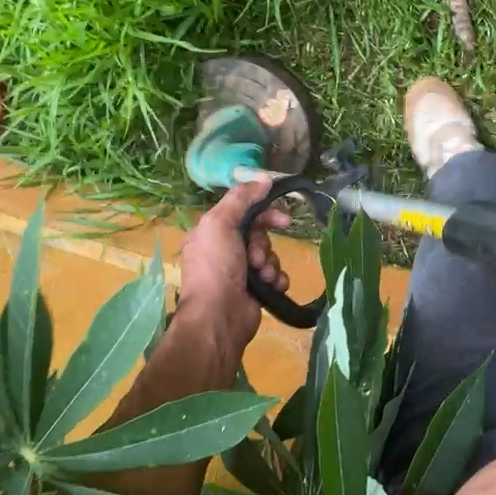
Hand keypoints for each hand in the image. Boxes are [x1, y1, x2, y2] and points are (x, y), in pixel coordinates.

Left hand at [176, 177, 291, 353]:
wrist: (218, 317)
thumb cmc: (216, 268)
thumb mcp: (220, 223)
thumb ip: (241, 198)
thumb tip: (263, 177)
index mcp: (211, 233)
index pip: (243, 213)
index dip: (264, 212)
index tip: (284, 218)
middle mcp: (224, 250)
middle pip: (259, 233)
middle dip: (263, 244)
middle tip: (258, 257)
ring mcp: (240, 272)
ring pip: (269, 255)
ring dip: (271, 263)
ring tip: (262, 276)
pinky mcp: (255, 291)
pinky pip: (275, 276)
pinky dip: (277, 279)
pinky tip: (274, 286)